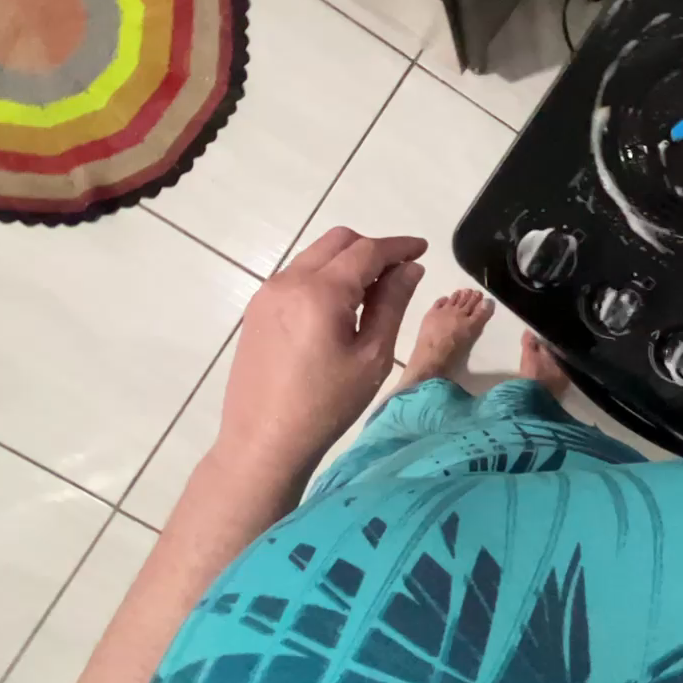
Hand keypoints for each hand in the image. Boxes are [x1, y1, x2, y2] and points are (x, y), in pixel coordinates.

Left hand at [214, 227, 426, 482]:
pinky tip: (341, 309)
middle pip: (338, 241)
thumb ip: (392, 304)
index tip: (424, 250)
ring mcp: (268, 293)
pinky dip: (326, 276)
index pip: (367, 250)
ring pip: (316, 255)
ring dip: (348, 261)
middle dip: (373, 248)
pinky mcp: (258, 310)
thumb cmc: (327, 404)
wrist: (264, 440)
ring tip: (373, 294)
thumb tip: (410, 268)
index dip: (399, 246)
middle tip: (400, 274)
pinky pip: (298, 275)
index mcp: (320, 291)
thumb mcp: (372, 356)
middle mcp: (289, 281)